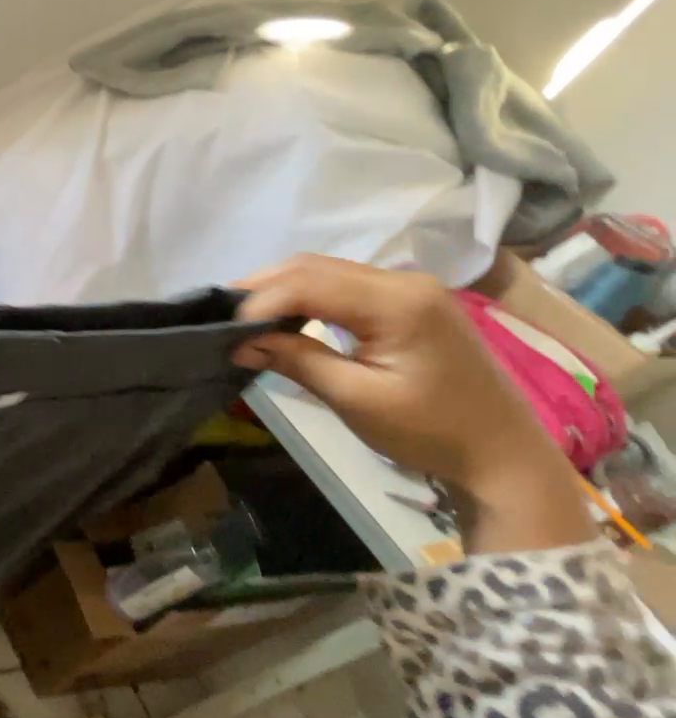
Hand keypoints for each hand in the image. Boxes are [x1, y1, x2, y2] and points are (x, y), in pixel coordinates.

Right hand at [235, 255, 595, 552]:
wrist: (500, 451)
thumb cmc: (428, 430)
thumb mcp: (354, 398)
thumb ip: (297, 361)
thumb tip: (240, 343)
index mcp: (397, 303)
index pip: (307, 284)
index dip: (257, 302)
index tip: (221, 332)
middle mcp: (404, 282)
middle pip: (314, 267)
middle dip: (260, 288)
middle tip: (217, 318)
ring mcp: (410, 290)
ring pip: (325, 271)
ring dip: (279, 290)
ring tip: (239, 318)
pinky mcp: (408, 303)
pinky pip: (343, 286)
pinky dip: (303, 296)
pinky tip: (280, 317)